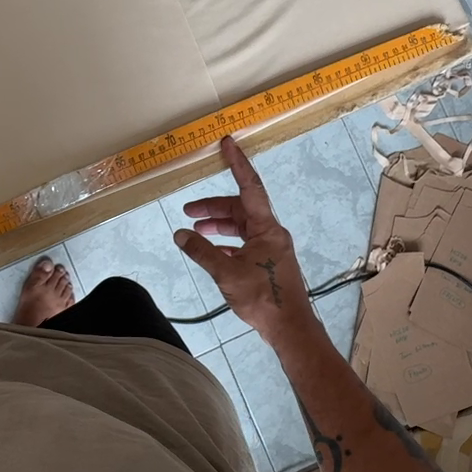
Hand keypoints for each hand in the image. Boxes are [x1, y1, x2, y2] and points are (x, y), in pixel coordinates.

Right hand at [174, 136, 317, 343]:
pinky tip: (211, 252)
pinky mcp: (268, 263)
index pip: (249, 187)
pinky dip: (226, 243)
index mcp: (266, 228)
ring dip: (218, 226)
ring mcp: (271, 248)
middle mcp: (271, 232)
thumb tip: (181, 234)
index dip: (237, 164)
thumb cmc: (262, 297)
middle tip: (188, 211)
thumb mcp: (226, 272)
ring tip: (195, 232)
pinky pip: (244, 243)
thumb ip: (202, 251)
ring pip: (241, 226)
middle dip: (213, 207)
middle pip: (240, 208)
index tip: (227, 144)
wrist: (290, 328)